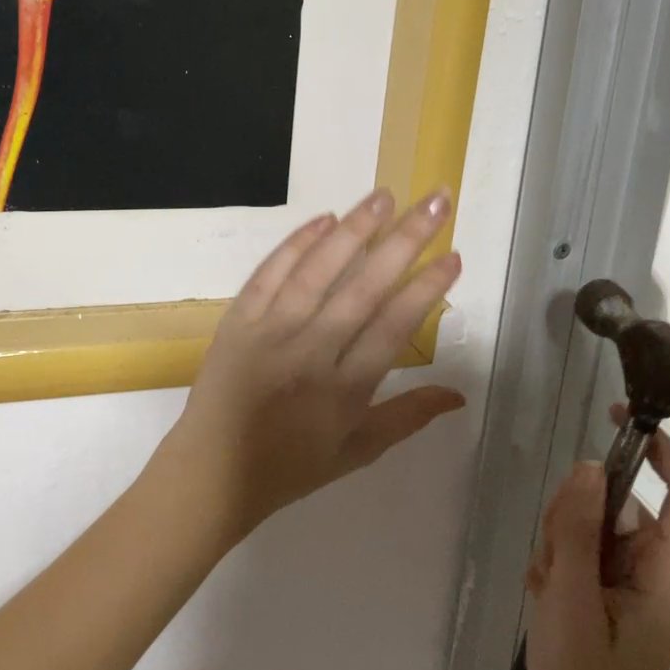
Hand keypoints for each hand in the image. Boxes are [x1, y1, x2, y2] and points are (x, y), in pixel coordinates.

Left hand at [160, 188, 466, 537]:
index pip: (394, 327)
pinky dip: (297, 244)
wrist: (211, 473)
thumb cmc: (290, 467)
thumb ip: (407, 417)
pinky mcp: (238, 319)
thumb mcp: (356, 452)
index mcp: (343, 390)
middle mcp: (310, 353)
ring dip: (353, 229)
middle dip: (404, 241)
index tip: (453, 255)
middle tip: (434, 202)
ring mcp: (269, 331)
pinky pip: (270, 273)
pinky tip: (326, 218)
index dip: (427, 288)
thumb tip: (459, 393)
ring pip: (317, 271)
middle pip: (363, 288)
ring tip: (385, 196)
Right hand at [524, 408, 669, 669]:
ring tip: (548, 582)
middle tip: (553, 550)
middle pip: (624, 502)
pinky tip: (548, 590)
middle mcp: (662, 570)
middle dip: (579, 512)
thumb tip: (589, 463)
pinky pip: (587, 549)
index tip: (620, 417)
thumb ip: (578, 528)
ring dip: (563, 540)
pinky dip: (561, 561)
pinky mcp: (616, 592)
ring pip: (597, 523)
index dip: (664, 452)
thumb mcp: (572, 597)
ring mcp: (637, 581)